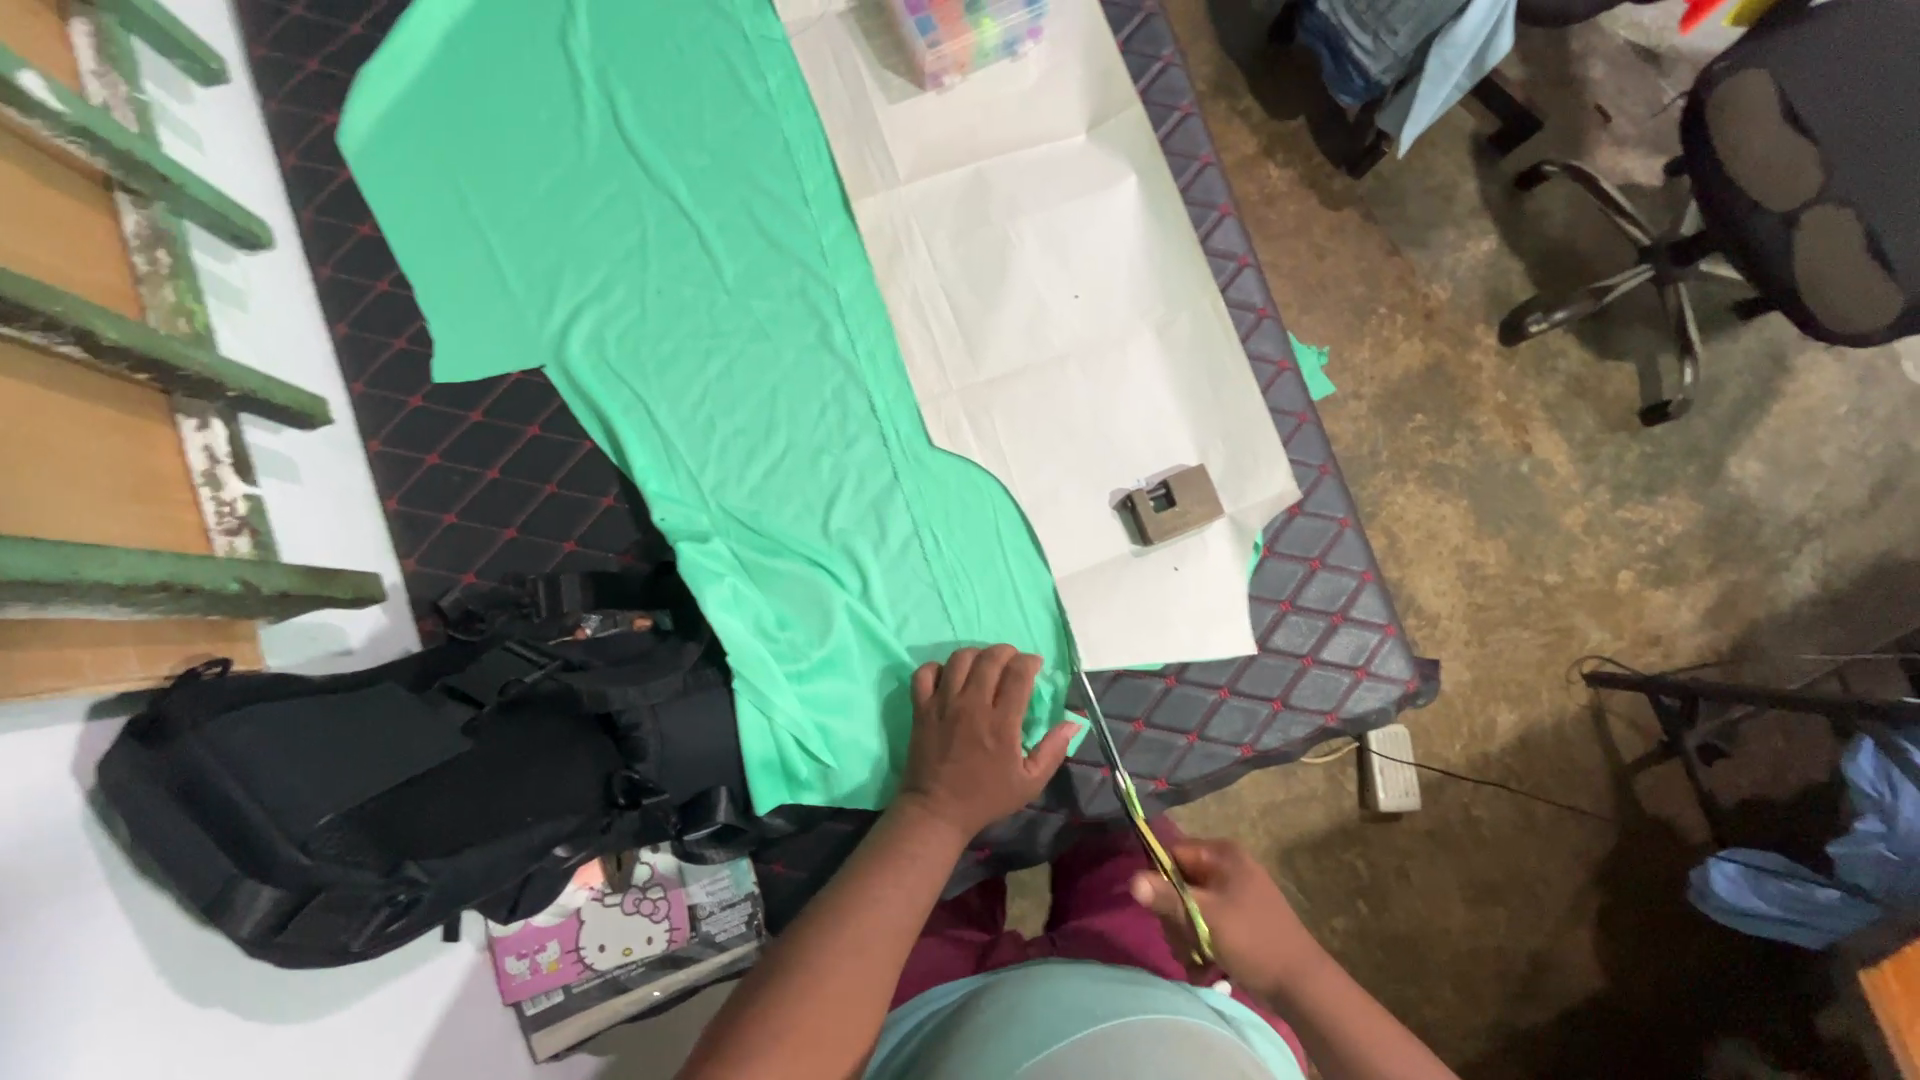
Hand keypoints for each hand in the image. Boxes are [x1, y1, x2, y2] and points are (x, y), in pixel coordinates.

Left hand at [893, 645, 1079, 842]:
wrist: (937, 811)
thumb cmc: (986, 798)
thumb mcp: (1030, 783)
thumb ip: (1053, 750)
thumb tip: (1074, 723)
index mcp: (1001, 723)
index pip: (1018, 673)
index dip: (1029, 661)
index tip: (1035, 665)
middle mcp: (972, 706)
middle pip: (989, 658)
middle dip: (1006, 652)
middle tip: (1012, 661)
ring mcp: (943, 704)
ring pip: (959, 659)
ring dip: (976, 654)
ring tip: (984, 665)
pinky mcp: (922, 708)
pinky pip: (926, 673)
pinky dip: (938, 667)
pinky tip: (950, 676)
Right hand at [1130, 838, 1321, 997]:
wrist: (1301, 984)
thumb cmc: (1252, 940)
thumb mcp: (1205, 917)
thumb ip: (1167, 897)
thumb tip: (1131, 880)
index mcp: (1222, 854)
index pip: (1172, 853)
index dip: (1159, 880)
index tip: (1158, 909)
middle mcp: (1227, 866)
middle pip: (1178, 882)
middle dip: (1176, 917)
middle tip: (1185, 941)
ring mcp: (1233, 893)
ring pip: (1188, 907)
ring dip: (1187, 936)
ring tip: (1198, 959)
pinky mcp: (1236, 917)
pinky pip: (1204, 922)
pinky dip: (1201, 944)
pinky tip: (1206, 965)